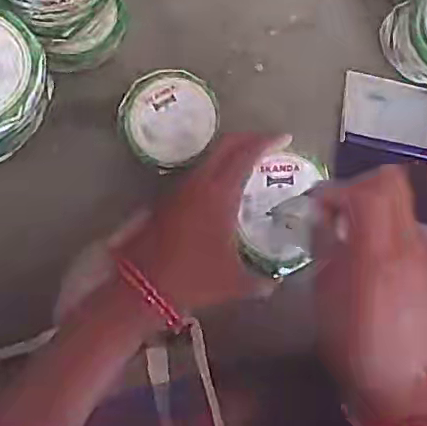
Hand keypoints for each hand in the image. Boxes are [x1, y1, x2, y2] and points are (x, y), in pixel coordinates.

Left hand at [117, 132, 287, 314]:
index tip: (285, 138)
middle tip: (268, 142)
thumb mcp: (233, 283)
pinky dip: (215, 169)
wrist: (141, 287)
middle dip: (249, 138)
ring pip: (210, 157)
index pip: (247, 154)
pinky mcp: (167, 199)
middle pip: (226, 144)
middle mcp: (200, 183)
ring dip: (230, 153)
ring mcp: (180, 188)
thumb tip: (274, 286)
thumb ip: (258, 282)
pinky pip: (198, 172)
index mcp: (221, 194)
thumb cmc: (191, 279)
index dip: (267, 142)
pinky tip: (222, 188)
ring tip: (248, 163)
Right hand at [312, 167, 426, 424]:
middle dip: (358, 187)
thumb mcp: (327, 302)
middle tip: (335, 211)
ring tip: (351, 236)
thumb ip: (326, 250)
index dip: (336, 189)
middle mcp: (409, 243)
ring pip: (401, 203)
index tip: (317, 206)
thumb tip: (323, 220)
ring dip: (374, 207)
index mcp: (379, 253)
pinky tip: (373, 258)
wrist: (415, 397)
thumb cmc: (360, 353)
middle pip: (390, 182)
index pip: (367, 190)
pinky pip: (408, 228)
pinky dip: (388, 228)